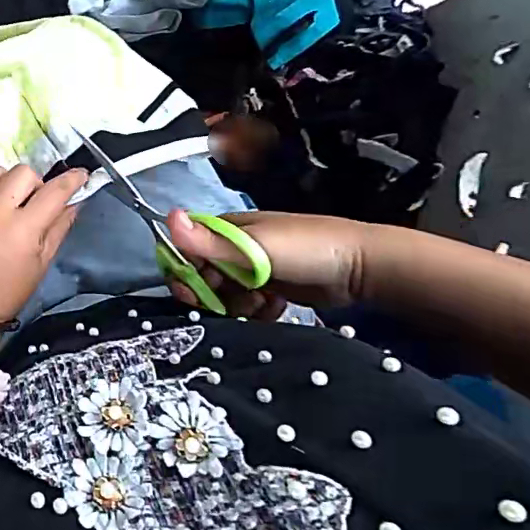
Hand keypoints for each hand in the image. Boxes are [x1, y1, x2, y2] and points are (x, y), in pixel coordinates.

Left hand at [0, 164, 87, 321]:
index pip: (54, 192)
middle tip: (34, 201)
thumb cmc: (9, 290)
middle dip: (36, 183)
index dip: (72, 180)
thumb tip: (75, 201)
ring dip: (6, 182)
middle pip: (23, 173)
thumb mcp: (43, 261)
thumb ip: (60, 225)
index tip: (79, 177)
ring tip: (8, 201)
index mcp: (21, 231)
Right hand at [166, 210, 368, 316]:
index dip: (184, 270)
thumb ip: (212, 241)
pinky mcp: (272, 288)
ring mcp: (256, 268)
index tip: (192, 292)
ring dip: (235, 306)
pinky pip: (248, 304)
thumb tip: (168, 217)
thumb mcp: (256, 246)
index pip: (189, 248)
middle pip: (205, 275)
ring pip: (226, 294)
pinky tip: (271, 310)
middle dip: (212, 294)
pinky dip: (254, 311)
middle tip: (230, 304)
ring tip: (259, 305)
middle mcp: (239, 247)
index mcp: (230, 229)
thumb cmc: (307, 250)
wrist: (360, 268)